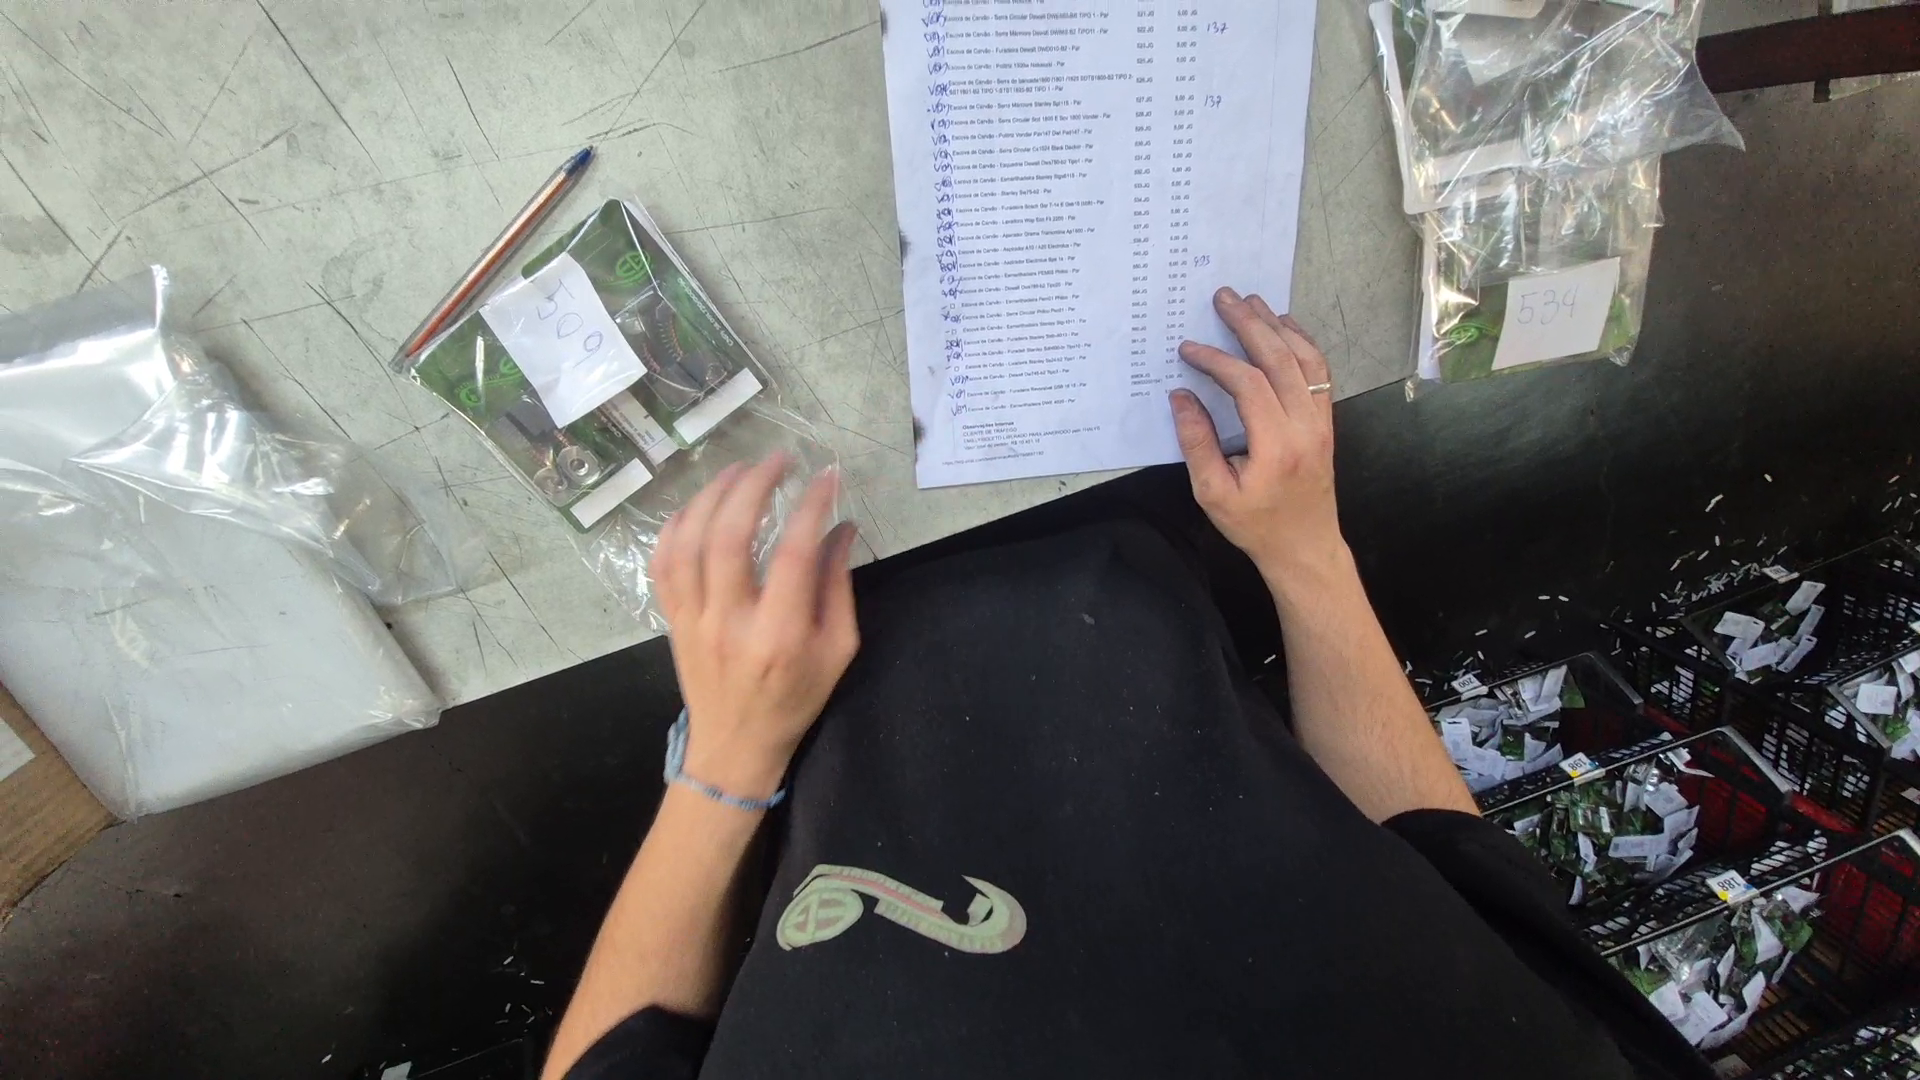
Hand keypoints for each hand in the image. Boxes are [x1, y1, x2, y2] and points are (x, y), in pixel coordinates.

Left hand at [650, 455, 859, 801]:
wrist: (735, 744)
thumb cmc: (796, 698)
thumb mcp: (837, 650)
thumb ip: (838, 587)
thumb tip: (842, 528)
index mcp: (781, 634)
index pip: (795, 554)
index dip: (812, 507)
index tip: (827, 476)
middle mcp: (732, 621)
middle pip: (731, 537)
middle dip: (754, 487)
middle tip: (778, 459)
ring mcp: (694, 619)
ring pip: (690, 543)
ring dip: (713, 496)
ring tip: (739, 469)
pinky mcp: (672, 619)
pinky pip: (663, 563)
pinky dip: (675, 526)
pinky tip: (697, 504)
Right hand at [1170, 287, 1345, 599]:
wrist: (1305, 547)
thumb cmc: (1255, 525)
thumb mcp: (1213, 493)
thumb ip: (1197, 443)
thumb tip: (1181, 397)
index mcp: (1277, 445)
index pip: (1248, 384)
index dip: (1217, 360)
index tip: (1189, 349)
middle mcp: (1306, 425)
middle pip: (1281, 359)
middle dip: (1250, 324)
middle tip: (1225, 297)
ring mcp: (1321, 421)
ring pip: (1305, 358)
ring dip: (1278, 326)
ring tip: (1252, 302)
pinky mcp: (1326, 422)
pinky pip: (1319, 371)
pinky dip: (1302, 343)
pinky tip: (1285, 327)